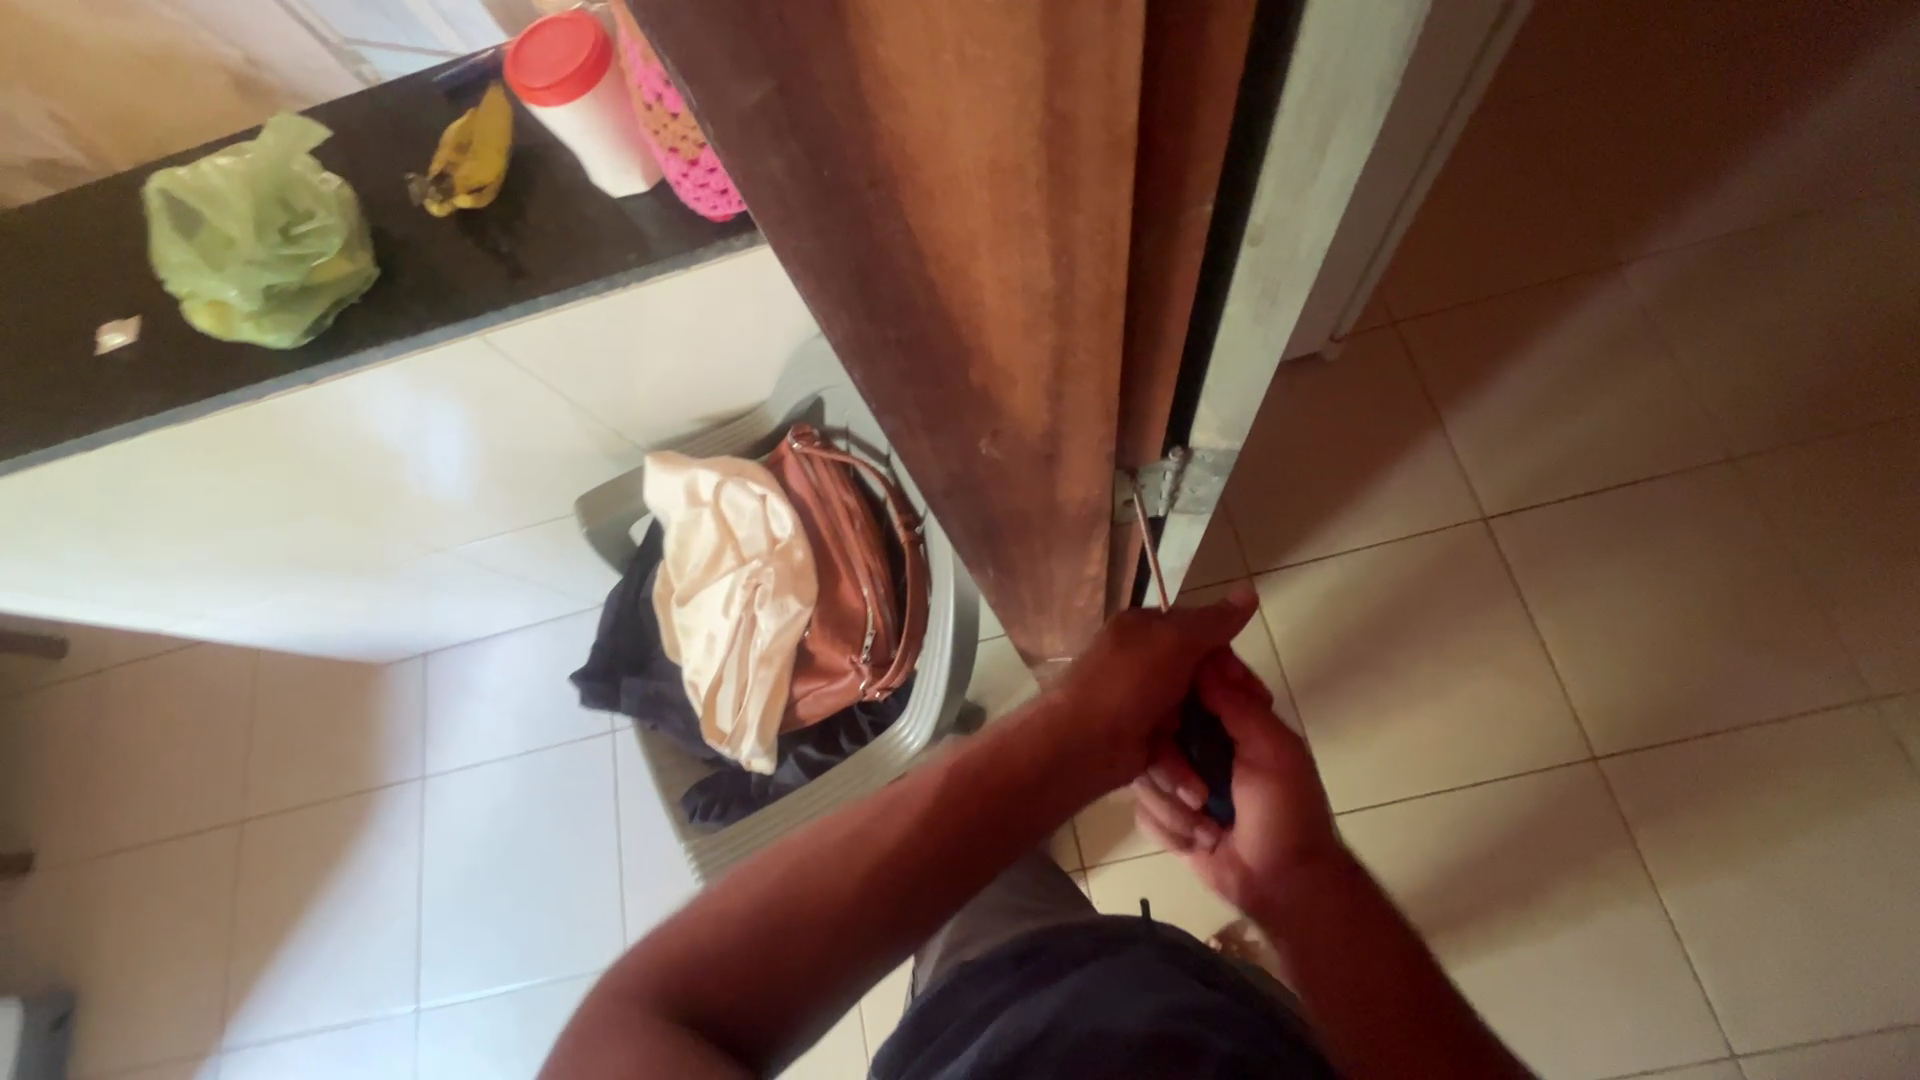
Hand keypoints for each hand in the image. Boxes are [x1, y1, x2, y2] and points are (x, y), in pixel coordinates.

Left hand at [1044, 591, 1257, 788]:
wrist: (1080, 744)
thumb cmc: (1127, 684)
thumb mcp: (1174, 642)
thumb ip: (1213, 622)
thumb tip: (1249, 591)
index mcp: (1143, 630)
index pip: (1198, 634)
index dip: (1226, 659)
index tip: (1247, 685)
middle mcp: (1139, 662)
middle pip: (1197, 679)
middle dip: (1222, 704)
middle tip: (1247, 724)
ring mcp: (1138, 703)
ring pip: (1188, 717)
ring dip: (1205, 740)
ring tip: (1227, 760)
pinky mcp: (1138, 740)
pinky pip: (1171, 748)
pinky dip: (1182, 765)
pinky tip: (1198, 787)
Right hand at [1132, 650, 1344, 920]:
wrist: (1282, 886)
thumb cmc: (1286, 813)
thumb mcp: (1274, 752)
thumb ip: (1239, 706)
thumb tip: (1202, 659)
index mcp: (1230, 717)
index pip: (1192, 682)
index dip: (1177, 693)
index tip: (1178, 716)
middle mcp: (1198, 739)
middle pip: (1153, 725)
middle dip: (1171, 765)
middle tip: (1199, 792)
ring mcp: (1178, 775)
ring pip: (1141, 769)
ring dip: (1175, 804)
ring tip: (1208, 825)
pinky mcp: (1163, 809)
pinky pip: (1141, 806)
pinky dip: (1169, 827)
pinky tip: (1197, 839)